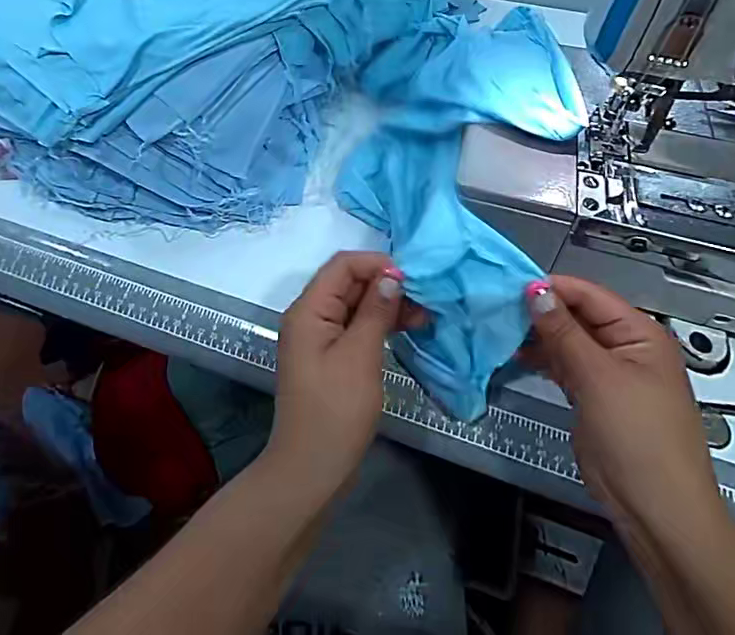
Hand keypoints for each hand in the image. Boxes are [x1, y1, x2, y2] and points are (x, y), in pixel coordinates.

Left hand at [267, 251, 404, 488]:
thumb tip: (392, 275)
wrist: (311, 471)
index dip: (377, 264)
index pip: (343, 265)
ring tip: (423, 317)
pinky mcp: (331, 356)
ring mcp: (320, 337)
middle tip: (424, 301)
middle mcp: (310, 316)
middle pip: (349, 282)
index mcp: (309, 310)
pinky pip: (356, 326)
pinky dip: (380, 324)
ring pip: (356, 304)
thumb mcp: (360, 355)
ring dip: (387, 305)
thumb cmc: (335, 411)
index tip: (412, 280)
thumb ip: (376, 310)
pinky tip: (407, 329)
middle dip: (386, 284)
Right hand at [523, 275, 717, 527]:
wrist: (657, 512)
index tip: (514, 286)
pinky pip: (568, 367)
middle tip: (502, 308)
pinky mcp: (596, 398)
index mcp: (640, 333)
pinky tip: (520, 356)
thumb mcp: (597, 377)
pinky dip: (545, 361)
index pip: (590, 295)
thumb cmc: (640, 440)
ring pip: (570, 342)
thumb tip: (538, 291)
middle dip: (543, 312)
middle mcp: (627, 348)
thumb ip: (564, 332)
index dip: (554, 288)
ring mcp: (611, 375)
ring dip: (541, 337)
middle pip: (579, 317)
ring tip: (504, 330)